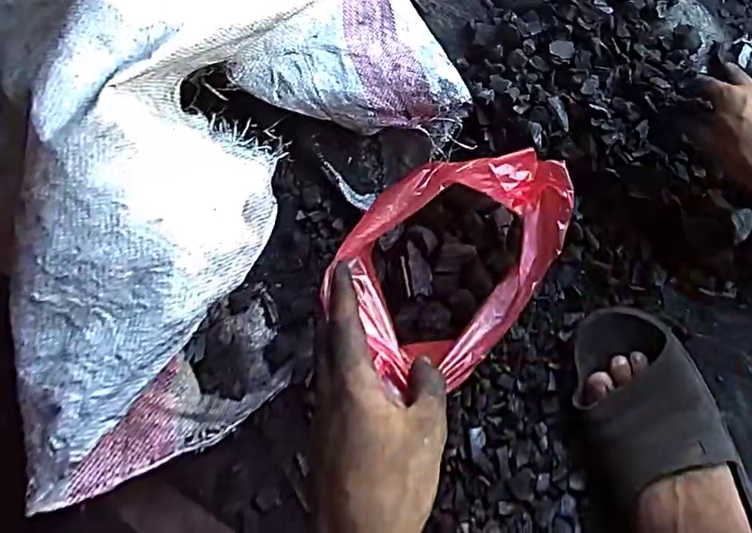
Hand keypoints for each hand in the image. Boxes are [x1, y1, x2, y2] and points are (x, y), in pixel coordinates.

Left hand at [315, 263, 446, 532]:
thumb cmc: (394, 485)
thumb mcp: (427, 428)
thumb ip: (427, 385)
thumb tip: (419, 363)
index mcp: (353, 386)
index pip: (344, 326)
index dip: (342, 293)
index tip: (340, 266)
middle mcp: (331, 397)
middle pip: (326, 341)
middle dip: (332, 309)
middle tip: (341, 283)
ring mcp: (324, 420)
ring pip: (326, 364)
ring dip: (336, 335)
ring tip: (351, 317)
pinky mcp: (326, 440)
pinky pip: (332, 385)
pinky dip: (342, 362)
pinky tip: (361, 370)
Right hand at [695, 64, 751, 216]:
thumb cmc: (746, 160)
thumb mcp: (712, 145)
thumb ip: (694, 126)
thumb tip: (682, 118)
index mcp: (727, 96)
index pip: (706, 82)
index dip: (696, 86)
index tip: (692, 91)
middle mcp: (748, 90)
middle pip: (732, 72)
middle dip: (721, 73)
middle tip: (715, 79)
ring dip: (743, 76)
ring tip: (738, 80)